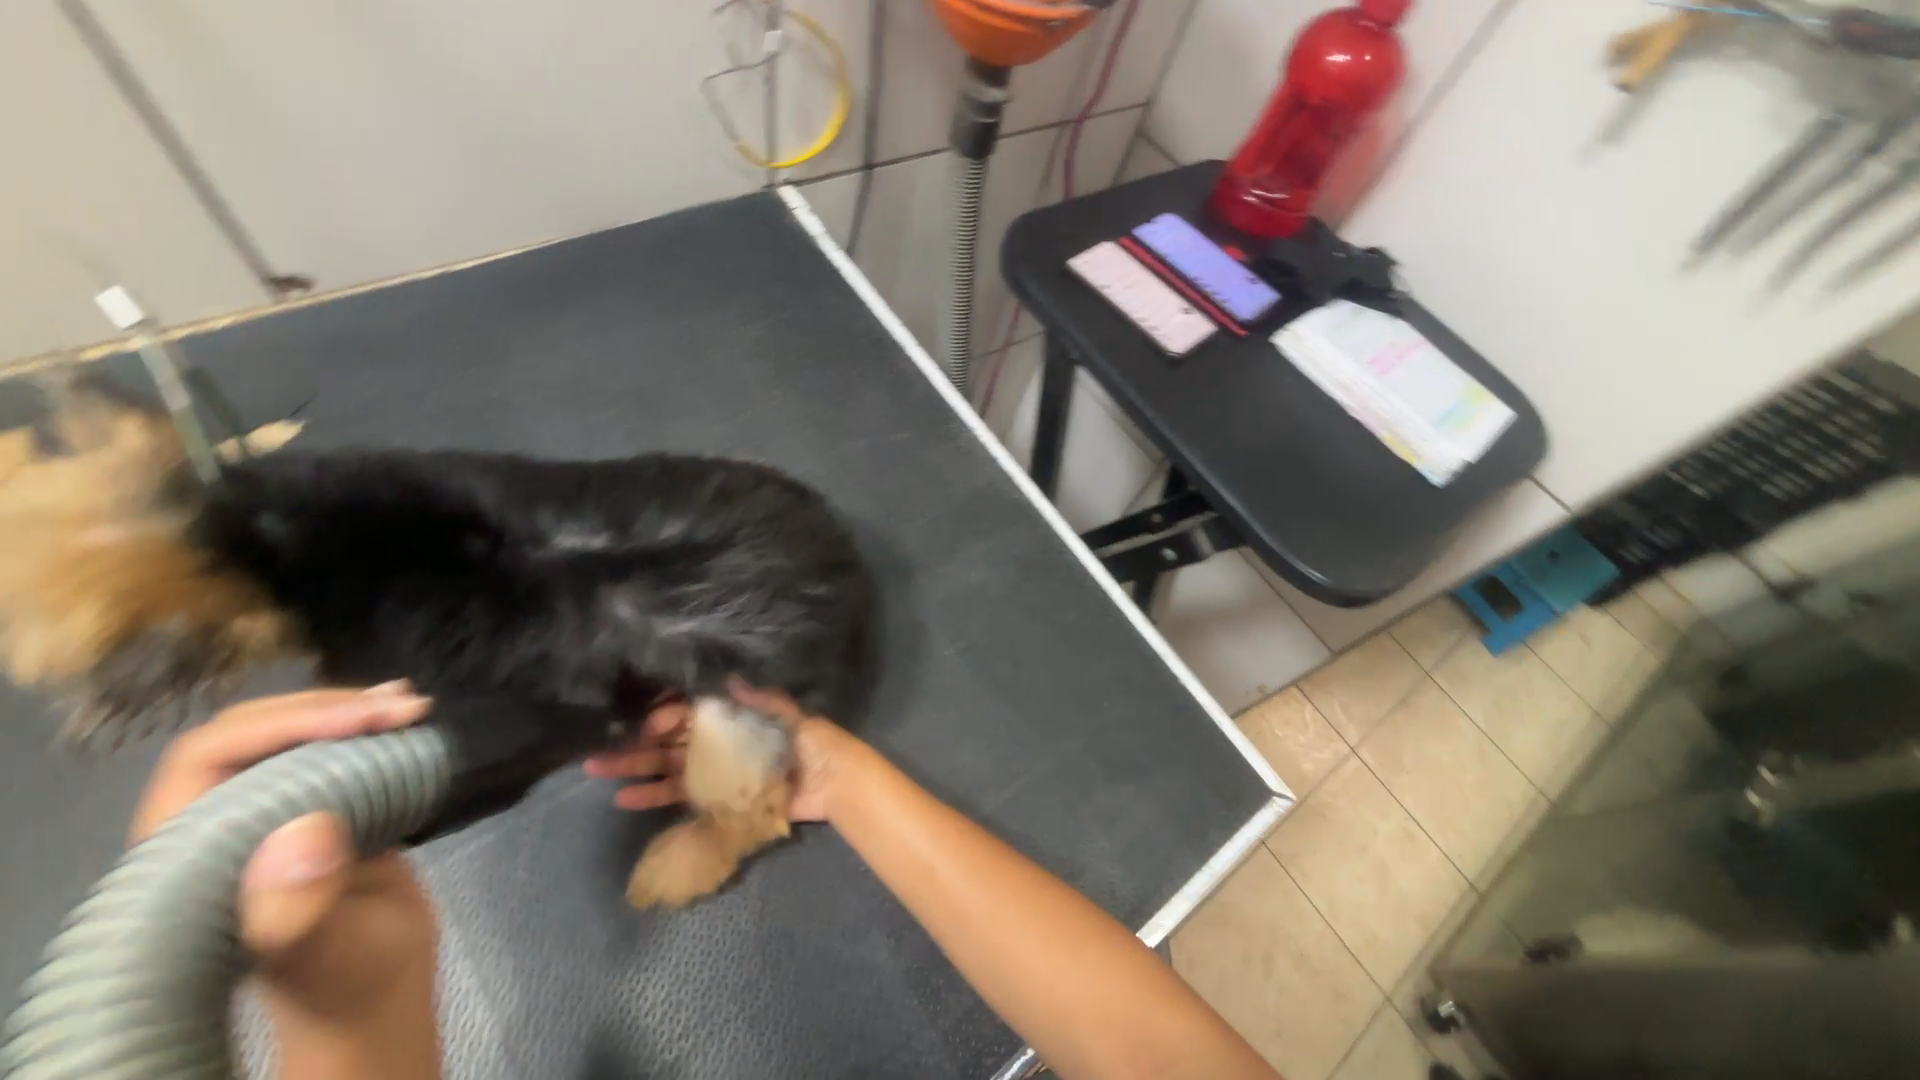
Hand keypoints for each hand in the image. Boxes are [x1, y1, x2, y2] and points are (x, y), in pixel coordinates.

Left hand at [130, 685, 437, 1022]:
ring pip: (296, 734)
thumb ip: (298, 906)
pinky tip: (408, 714)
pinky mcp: (320, 808)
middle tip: (402, 707)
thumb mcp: (322, 953)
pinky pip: (335, 751)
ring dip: (355, 710)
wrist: (379, 991)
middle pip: (254, 734)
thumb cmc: (344, 978)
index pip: (208, 758)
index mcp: (189, 854)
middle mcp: (220, 822)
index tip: (361, 722)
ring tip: (412, 705)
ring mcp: (272, 813)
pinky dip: (372, 725)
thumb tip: (305, 831)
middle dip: (328, 710)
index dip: (280, 726)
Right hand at [589, 683, 862, 823]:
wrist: (836, 784)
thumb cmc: (817, 744)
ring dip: (635, 771)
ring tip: (598, 773)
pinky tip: (626, 797)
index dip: (666, 718)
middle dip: (635, 746)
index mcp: (733, 718)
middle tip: (597, 754)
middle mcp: (718, 742)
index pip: (690, 715)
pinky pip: (682, 797)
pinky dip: (654, 797)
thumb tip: (727, 680)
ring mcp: (715, 772)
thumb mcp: (793, 717)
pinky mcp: (718, 798)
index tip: (649, 726)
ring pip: (668, 769)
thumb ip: (762, 701)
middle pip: (670, 742)